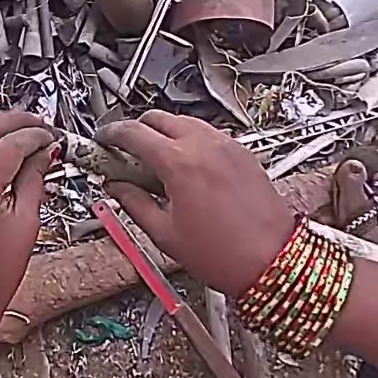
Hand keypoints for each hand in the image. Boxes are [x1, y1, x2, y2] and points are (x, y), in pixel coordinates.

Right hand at [99, 111, 295, 297]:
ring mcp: (226, 145)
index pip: (133, 133)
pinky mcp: (241, 152)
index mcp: (180, 163)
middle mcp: (204, 145)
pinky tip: (186, 167)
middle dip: (136, 130)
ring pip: (184, 122)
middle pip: (158, 118)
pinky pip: (207, 134)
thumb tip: (117, 189)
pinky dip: (189, 140)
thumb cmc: (227, 254)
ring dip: (164, 133)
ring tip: (156, 163)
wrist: (274, 260)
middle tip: (125, 153)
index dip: (111, 134)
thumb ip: (134, 204)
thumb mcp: (165, 234)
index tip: (103, 140)